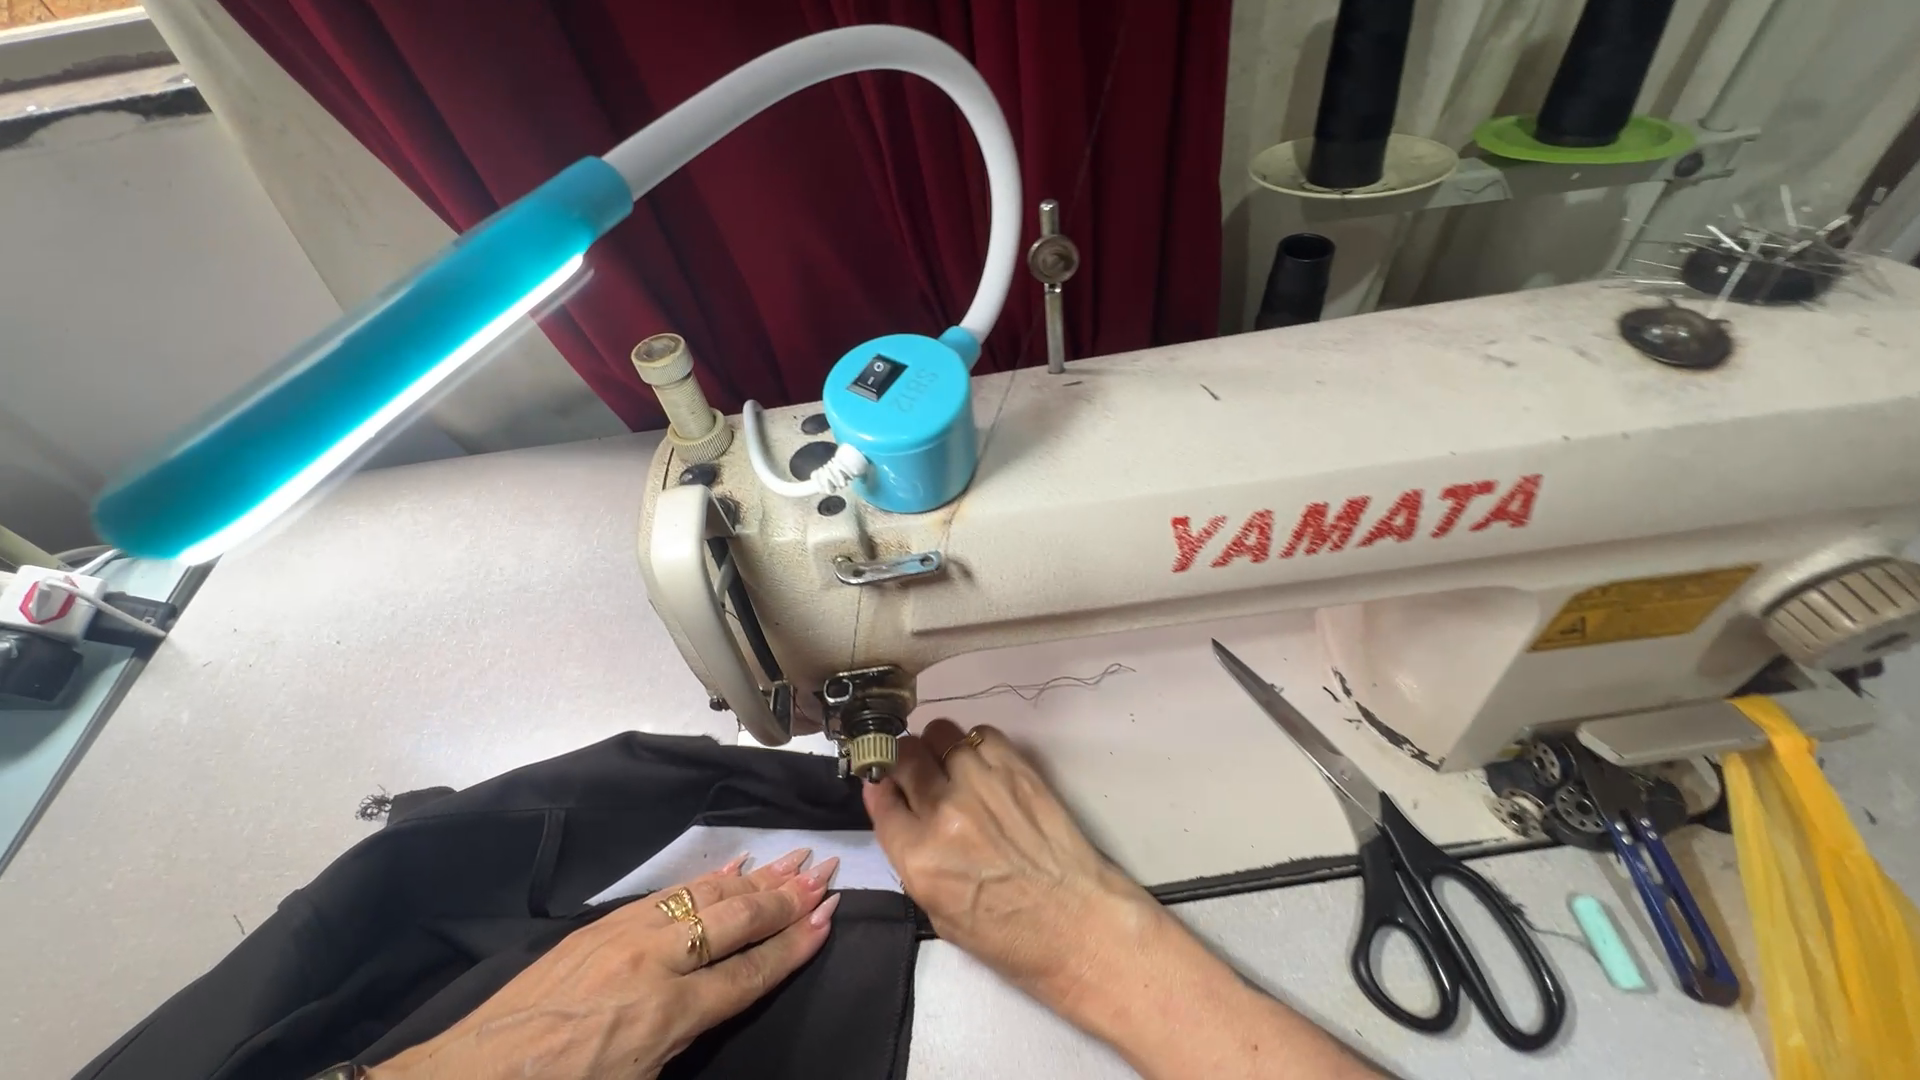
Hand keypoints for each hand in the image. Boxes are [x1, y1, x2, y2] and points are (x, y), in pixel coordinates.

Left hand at [367, 848, 840, 1079]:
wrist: (468, 1079)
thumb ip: (687, 1036)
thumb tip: (723, 991)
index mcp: (665, 1017)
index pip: (749, 973)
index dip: (793, 945)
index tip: (829, 917)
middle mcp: (655, 964)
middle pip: (737, 921)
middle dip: (787, 897)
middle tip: (825, 872)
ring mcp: (628, 934)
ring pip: (708, 895)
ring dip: (759, 876)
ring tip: (795, 859)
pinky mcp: (605, 923)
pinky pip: (671, 892)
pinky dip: (711, 878)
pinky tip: (736, 865)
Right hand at [862, 718, 1161, 1011]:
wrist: (1078, 924)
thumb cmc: (1007, 934)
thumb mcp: (935, 911)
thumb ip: (909, 856)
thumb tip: (896, 810)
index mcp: (919, 856)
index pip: (880, 795)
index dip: (880, 786)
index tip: (886, 784)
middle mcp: (944, 811)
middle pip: (905, 755)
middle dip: (904, 761)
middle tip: (917, 771)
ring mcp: (983, 784)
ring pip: (941, 734)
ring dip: (939, 748)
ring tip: (951, 765)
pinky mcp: (1017, 768)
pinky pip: (982, 733)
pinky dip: (976, 744)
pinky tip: (983, 764)